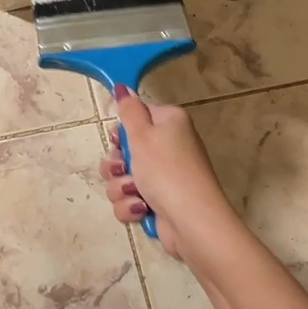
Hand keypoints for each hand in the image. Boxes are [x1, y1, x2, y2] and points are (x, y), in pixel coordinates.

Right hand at [102, 85, 232, 260]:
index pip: (136, 118)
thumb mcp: (142, 134)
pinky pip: (130, 199)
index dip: (122, 131)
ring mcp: (163, 177)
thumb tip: (123, 86)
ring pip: (122, 177)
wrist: (191, 222)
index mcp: (169, 124)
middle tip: (122, 169)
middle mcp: (168, 147)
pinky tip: (141, 209)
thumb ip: (129, 110)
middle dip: (116, 164)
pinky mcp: (158, 203)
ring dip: (121, 187)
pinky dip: (131, 205)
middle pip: (124, 149)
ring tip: (134, 192)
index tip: (117, 140)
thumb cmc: (166, 171)